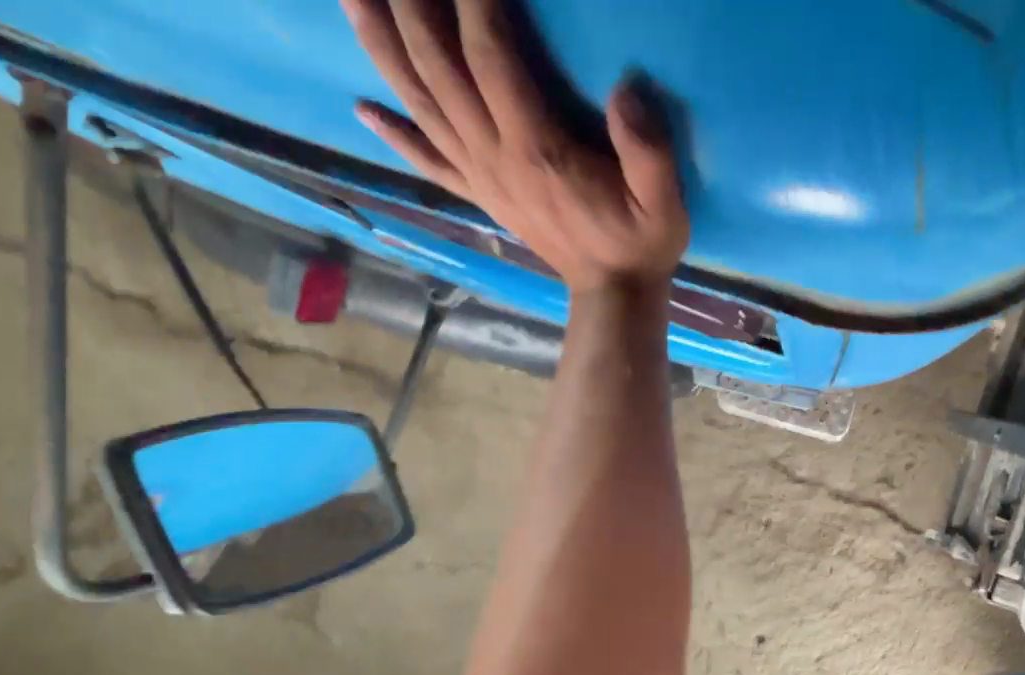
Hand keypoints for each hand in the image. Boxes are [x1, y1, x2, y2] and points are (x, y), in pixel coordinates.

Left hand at [341, 0, 689, 293]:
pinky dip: (393, 135)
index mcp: (537, 148)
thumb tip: (626, 89)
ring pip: (419, 103)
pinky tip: (361, 109)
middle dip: (412, 6)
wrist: (615, 295)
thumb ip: (648, 149)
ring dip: (382, 48)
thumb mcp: (663, 202)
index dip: (475, 3)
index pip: (490, 57)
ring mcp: (480, 176)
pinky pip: (426, 161)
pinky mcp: (479, 194)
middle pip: (437, 68)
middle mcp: (494, 155)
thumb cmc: (639, 243)